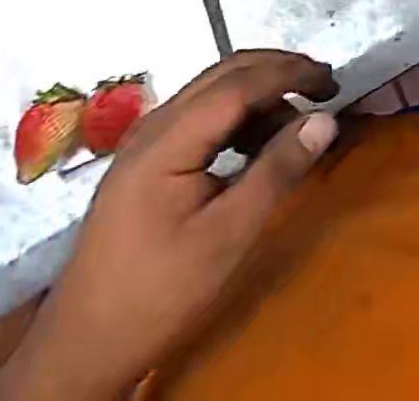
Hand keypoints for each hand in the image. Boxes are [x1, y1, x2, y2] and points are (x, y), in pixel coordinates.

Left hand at [0, 51, 339, 400]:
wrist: (84, 347)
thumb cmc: (160, 292)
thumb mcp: (229, 235)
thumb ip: (278, 171)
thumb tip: (325, 120)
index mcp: (166, 141)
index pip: (238, 83)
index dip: (290, 74)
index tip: (333, 82)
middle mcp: (154, 126)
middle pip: (225, 73)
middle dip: (279, 70)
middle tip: (325, 87)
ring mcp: (147, 141)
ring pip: (214, 90)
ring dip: (262, 91)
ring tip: (302, 116)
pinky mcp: (150, 159)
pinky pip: (204, 115)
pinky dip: (242, 114)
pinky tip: (263, 142)